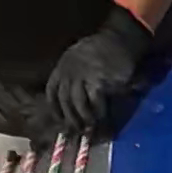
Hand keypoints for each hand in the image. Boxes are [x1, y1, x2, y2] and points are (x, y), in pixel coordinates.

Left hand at [45, 3, 151, 135]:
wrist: (119, 40)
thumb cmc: (101, 52)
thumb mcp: (80, 59)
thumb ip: (74, 77)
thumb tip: (73, 105)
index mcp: (62, 65)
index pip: (52, 91)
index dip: (55, 109)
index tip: (61, 122)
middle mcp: (69, 70)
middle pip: (65, 101)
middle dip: (71, 119)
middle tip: (78, 132)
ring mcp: (82, 74)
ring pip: (78, 104)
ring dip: (84, 119)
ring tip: (90, 128)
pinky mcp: (97, 80)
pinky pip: (95, 102)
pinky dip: (98, 113)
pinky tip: (102, 118)